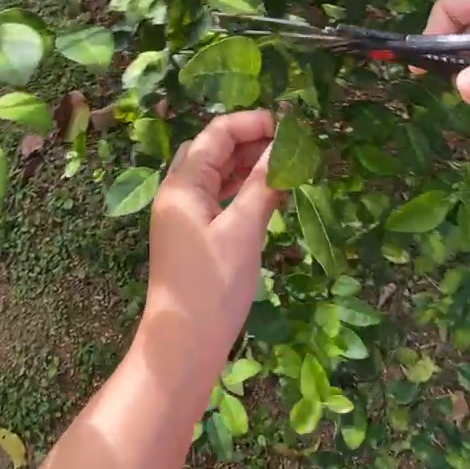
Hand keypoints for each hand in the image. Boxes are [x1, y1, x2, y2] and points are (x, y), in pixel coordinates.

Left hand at [143, 110, 282, 360]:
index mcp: (182, 183)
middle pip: (214, 149)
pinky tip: (269, 194)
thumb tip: (284, 147)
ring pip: (217, 174)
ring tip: (287, 165)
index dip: (251, 123)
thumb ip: (262, 185)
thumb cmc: (213, 285)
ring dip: (248, 165)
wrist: (183, 345)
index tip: (289, 126)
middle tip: (291, 145)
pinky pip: (218, 197)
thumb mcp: (243, 231)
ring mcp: (183, 214)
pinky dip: (242, 190)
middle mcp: (178, 191)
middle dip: (251, 141)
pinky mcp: (193, 234)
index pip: (216, 133)